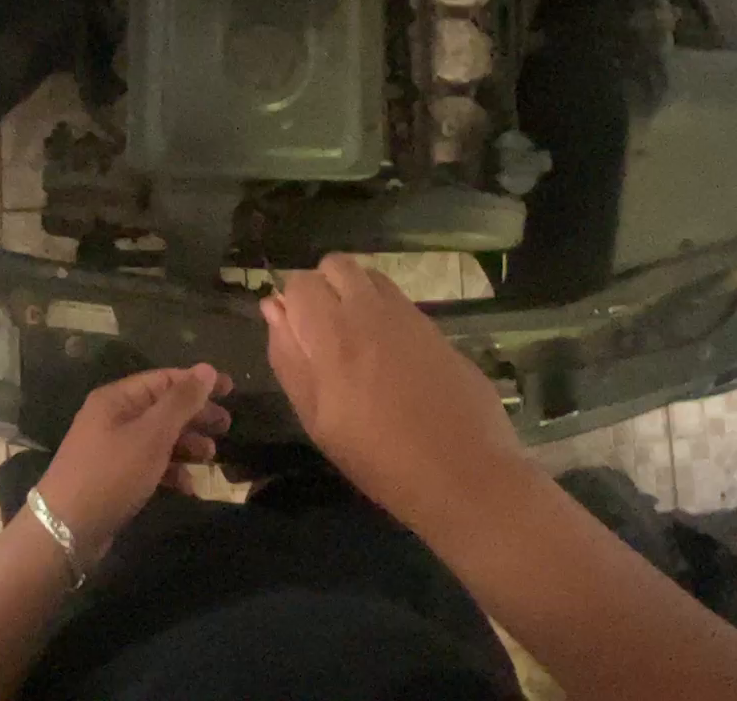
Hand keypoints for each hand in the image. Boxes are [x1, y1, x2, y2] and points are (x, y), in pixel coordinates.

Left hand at [34, 364, 232, 563]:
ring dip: (187, 444)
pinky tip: (189, 486)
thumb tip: (208, 369)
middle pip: (163, 408)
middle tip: (227, 426)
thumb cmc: (111, 474)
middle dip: (196, 415)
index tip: (232, 391)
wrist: (65, 531)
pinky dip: (171, 471)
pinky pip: (149, 465)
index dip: (198, 383)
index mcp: (117, 399)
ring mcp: (112, 449)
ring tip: (211, 457)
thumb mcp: (151, 434)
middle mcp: (113, 418)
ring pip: (158, 437)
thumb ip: (181, 401)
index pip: (164, 380)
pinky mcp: (114, 477)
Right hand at [263, 255, 522, 525]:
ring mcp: (407, 314)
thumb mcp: (317, 418)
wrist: (463, 472)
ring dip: (353, 292)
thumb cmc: (378, 457)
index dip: (292, 304)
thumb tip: (273, 309)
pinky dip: (383, 309)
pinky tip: (389, 352)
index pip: (299, 282)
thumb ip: (289, 358)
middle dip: (322, 287)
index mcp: (332, 334)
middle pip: (335, 264)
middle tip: (324, 332)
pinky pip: (398, 298)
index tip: (298, 335)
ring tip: (356, 337)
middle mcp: (369, 310)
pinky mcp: (435, 326)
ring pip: (368, 274)